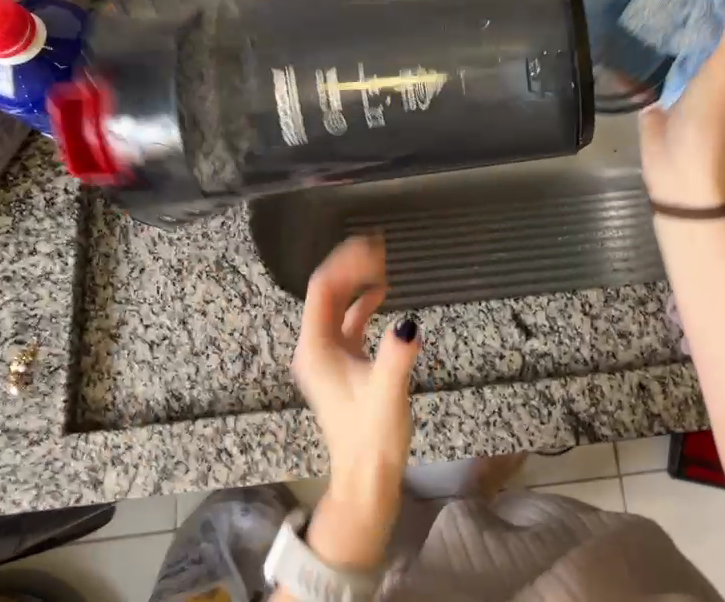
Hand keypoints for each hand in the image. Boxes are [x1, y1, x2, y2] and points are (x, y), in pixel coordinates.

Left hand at [291, 233, 420, 570]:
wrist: (367, 477)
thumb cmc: (372, 436)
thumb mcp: (386, 393)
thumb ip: (396, 357)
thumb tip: (409, 323)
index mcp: (316, 349)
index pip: (323, 289)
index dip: (346, 262)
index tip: (375, 247)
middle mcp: (316, 347)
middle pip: (327, 292)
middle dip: (351, 266)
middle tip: (381, 248)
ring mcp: (328, 356)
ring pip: (337, 304)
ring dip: (357, 281)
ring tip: (382, 262)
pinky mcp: (343, 364)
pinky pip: (348, 321)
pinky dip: (363, 303)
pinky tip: (381, 294)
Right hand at [637, 0, 724, 206]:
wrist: (681, 177)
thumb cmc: (711, 123)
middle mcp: (713, 71)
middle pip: (706, 30)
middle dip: (696, 1)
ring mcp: (683, 85)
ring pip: (678, 46)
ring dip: (667, 23)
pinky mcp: (655, 97)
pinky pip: (647, 68)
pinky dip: (637, 51)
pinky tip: (618, 28)